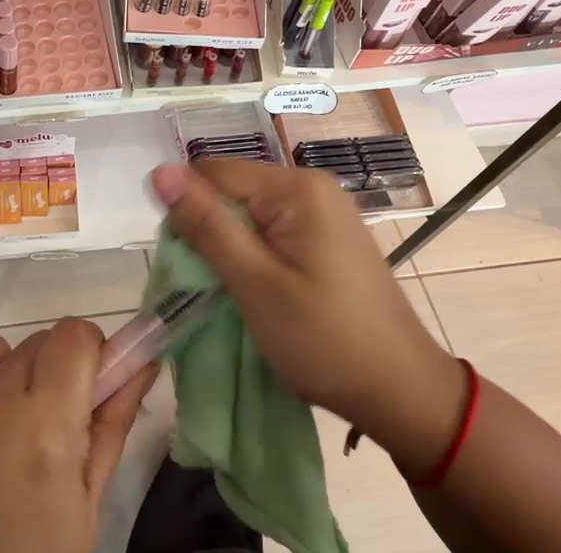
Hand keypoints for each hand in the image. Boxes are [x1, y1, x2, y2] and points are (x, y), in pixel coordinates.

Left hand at [0, 318, 158, 552]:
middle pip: (34, 344)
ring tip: (4, 433)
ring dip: (6, 378)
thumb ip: (111, 423)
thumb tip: (139, 363)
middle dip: (52, 371)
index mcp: (44, 428)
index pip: (72, 335)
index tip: (89, 381)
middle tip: (50, 422)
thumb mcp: (87, 502)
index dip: (88, 352)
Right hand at [150, 161, 466, 473]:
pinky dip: (254, 253)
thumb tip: (159, 170)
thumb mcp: (254, 284)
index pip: (211, 172)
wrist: (401, 391)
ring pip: (247, 210)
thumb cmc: (324, 340)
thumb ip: (205, 224)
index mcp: (295, 188)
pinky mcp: (327, 234)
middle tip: (213, 283)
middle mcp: (311, 185)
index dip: (187, 211)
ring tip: (235, 290)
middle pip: (230, 188)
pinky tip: (260, 288)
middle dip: (209, 229)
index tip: (188, 262)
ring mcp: (323, 209)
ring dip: (230, 245)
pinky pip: (271, 227)